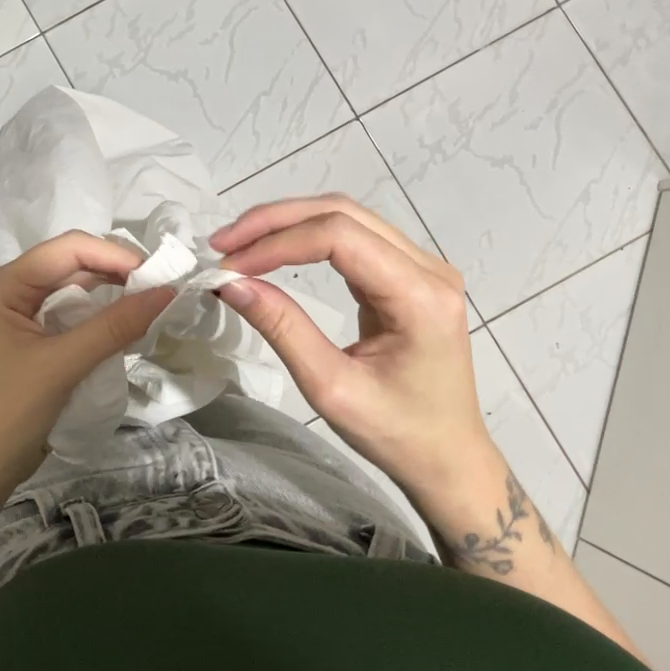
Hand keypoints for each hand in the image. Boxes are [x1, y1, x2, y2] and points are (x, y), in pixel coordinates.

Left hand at [0, 232, 176, 490]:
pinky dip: (102, 316)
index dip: (115, 255)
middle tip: (163, 289)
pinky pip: (74, 314)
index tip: (160, 276)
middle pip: (74, 263)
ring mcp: (23, 314)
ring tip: (153, 304)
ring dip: (113, 293)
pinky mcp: (35, 339)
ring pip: (77, 288)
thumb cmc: (8, 413)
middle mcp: (13, 289)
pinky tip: (128, 325)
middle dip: (118, 271)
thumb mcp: (62, 366)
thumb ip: (114, 326)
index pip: (69, 248)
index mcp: (7, 283)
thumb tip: (168, 292)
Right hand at [209, 195, 495, 498]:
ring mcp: (423, 266)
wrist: (447, 457)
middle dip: (275, 222)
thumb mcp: (330, 387)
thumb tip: (230, 283)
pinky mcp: (408, 273)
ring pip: (346, 216)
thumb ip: (283, 328)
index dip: (277, 242)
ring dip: (287, 224)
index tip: (228, 265)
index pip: (339, 237)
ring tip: (239, 243)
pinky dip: (305, 236)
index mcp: (420, 296)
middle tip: (222, 243)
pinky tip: (272, 249)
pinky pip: (353, 236)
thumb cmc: (395, 433)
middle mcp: (429, 268)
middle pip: (342, 213)